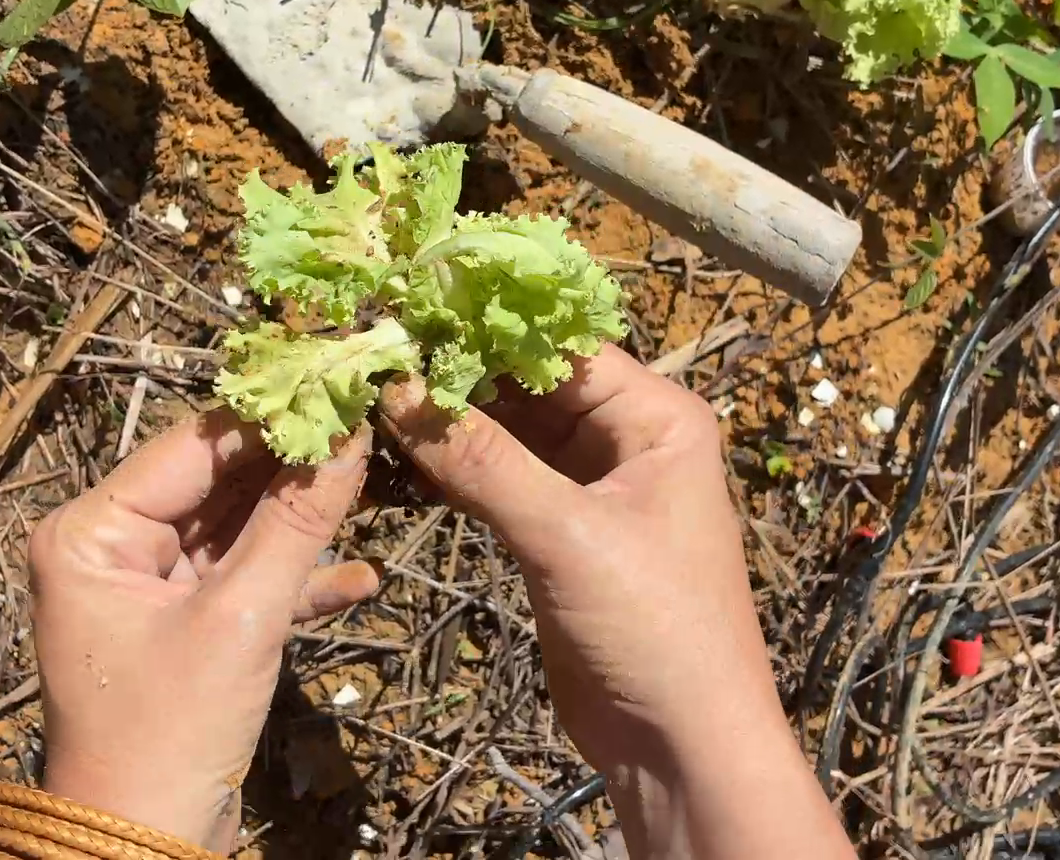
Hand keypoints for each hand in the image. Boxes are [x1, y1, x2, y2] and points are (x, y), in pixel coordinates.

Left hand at [27, 413, 378, 850]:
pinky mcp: (191, 617)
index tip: (339, 386)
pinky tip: (362, 578)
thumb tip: (352, 436)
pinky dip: (299, 578)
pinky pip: (249, 576)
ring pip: (242, 524)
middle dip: (294, 466)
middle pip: (222, 480)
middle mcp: (118, 543)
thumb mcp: (243, 616)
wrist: (144, 854)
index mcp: (95, 530)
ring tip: (373, 484)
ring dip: (305, 517)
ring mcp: (155, 581)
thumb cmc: (171, 731)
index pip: (197, 446)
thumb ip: (299, 521)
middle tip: (365, 428)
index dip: (272, 417)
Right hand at [377, 346, 851, 859]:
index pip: (562, 347)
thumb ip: (483, 462)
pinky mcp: (556, 523)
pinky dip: (455, 467)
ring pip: (509, 432)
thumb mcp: (568, 535)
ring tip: (380, 393)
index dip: (490, 326)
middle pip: (530, 385)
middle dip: (462, 373)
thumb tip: (401, 391)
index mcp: (654, 416)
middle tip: (383, 352)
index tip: (415, 310)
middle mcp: (623, 436)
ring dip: (452, 421)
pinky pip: (499, 477)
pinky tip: (402, 452)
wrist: (680, 750)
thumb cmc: (655, 628)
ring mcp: (587, 481)